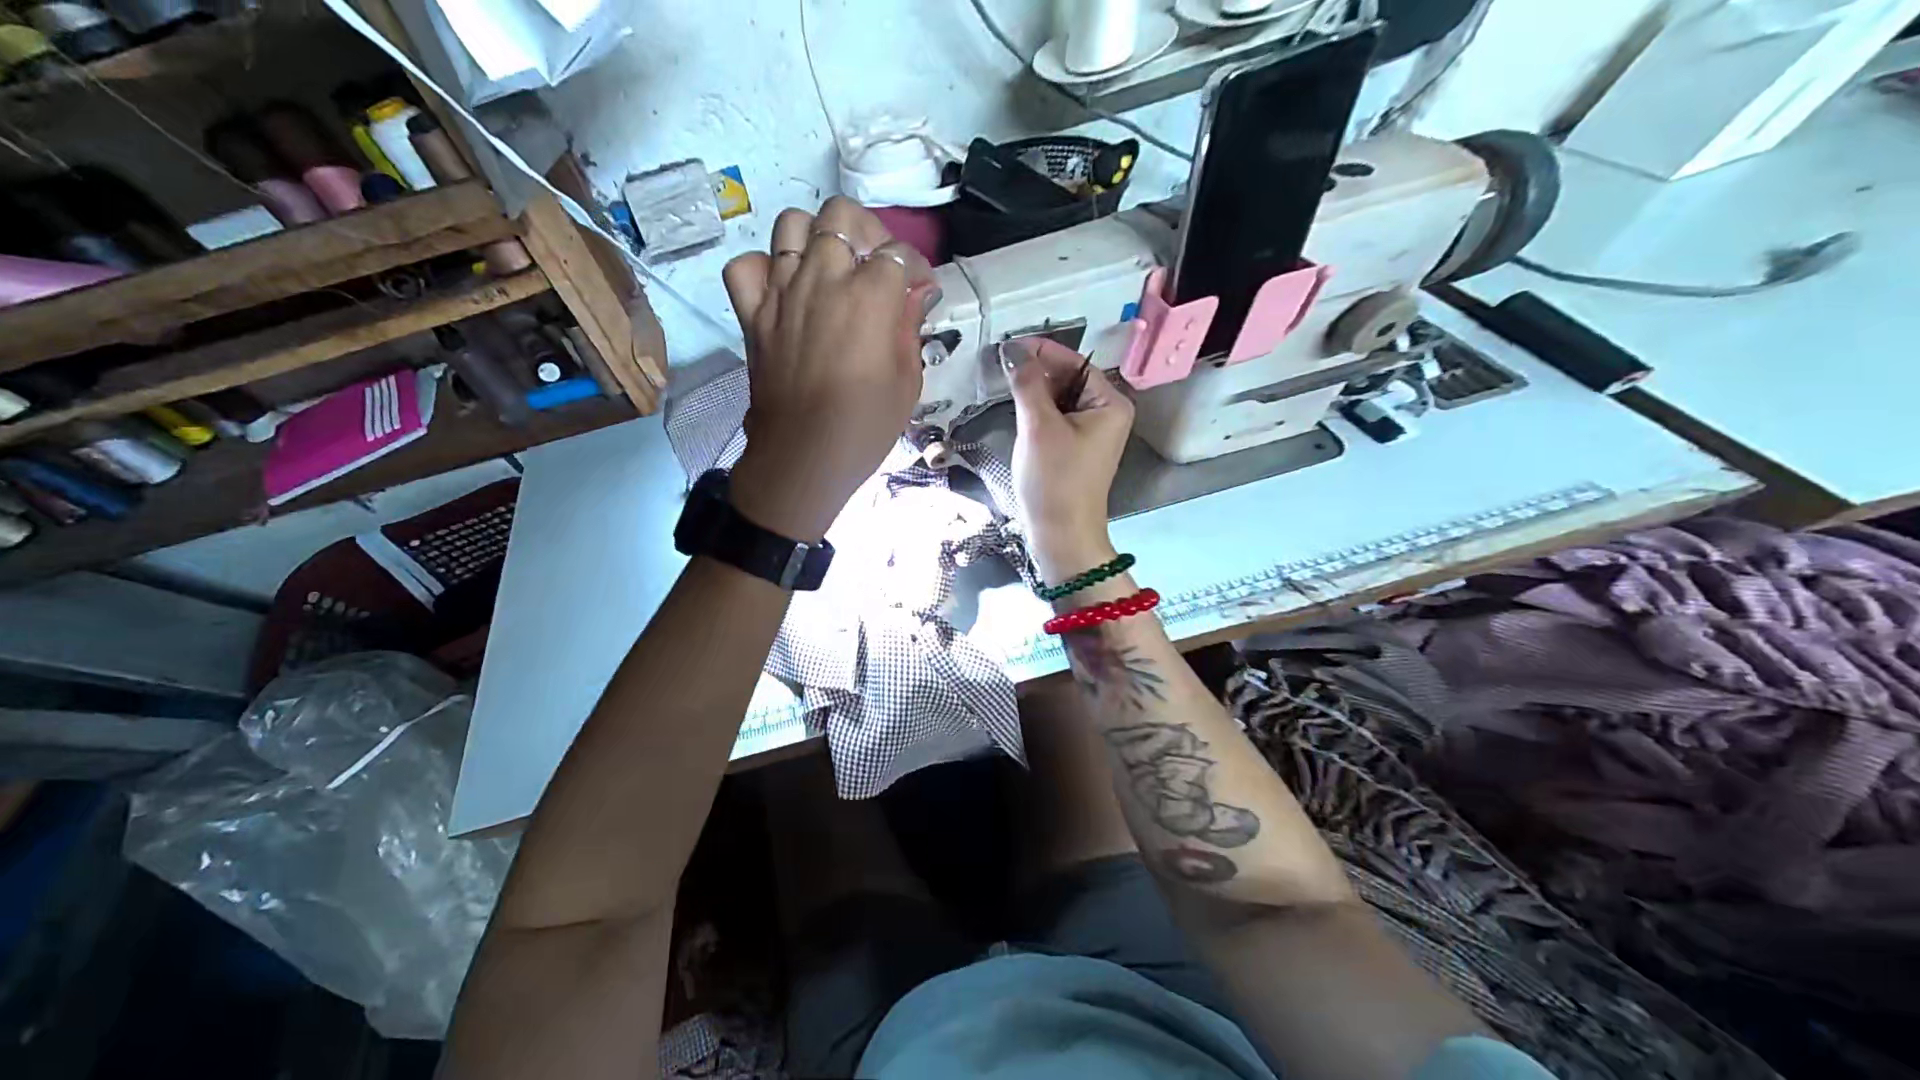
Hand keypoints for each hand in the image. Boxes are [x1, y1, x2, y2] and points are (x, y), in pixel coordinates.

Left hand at [721, 197, 937, 540]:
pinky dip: (763, 267)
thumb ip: (909, 326)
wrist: (804, 456)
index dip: (915, 268)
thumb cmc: (864, 426)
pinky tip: (783, 286)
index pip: (898, 253)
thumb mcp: (907, 380)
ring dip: (816, 237)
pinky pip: (745, 265)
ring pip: (792, 224)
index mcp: (869, 297)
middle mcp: (823, 280)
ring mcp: (781, 292)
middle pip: (842, 216)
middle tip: (874, 266)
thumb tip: (914, 294)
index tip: (919, 290)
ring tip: (831, 267)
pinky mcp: (752, 313)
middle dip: (867, 232)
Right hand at [1004, 339, 1133, 583]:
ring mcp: (1092, 432)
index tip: (1006, 345)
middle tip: (999, 364)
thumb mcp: (1038, 426)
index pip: (1074, 362)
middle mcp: (1107, 413)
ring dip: (1033, 390)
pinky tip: (1016, 407)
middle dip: (1035, 370)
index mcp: (1111, 403)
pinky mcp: (1076, 447)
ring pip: (1060, 397)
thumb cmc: (1055, 481)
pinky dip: (1036, 410)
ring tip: (1003, 382)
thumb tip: (1012, 350)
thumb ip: (1027, 383)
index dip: (1040, 351)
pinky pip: (1056, 417)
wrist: (1060, 535)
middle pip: (1068, 378)